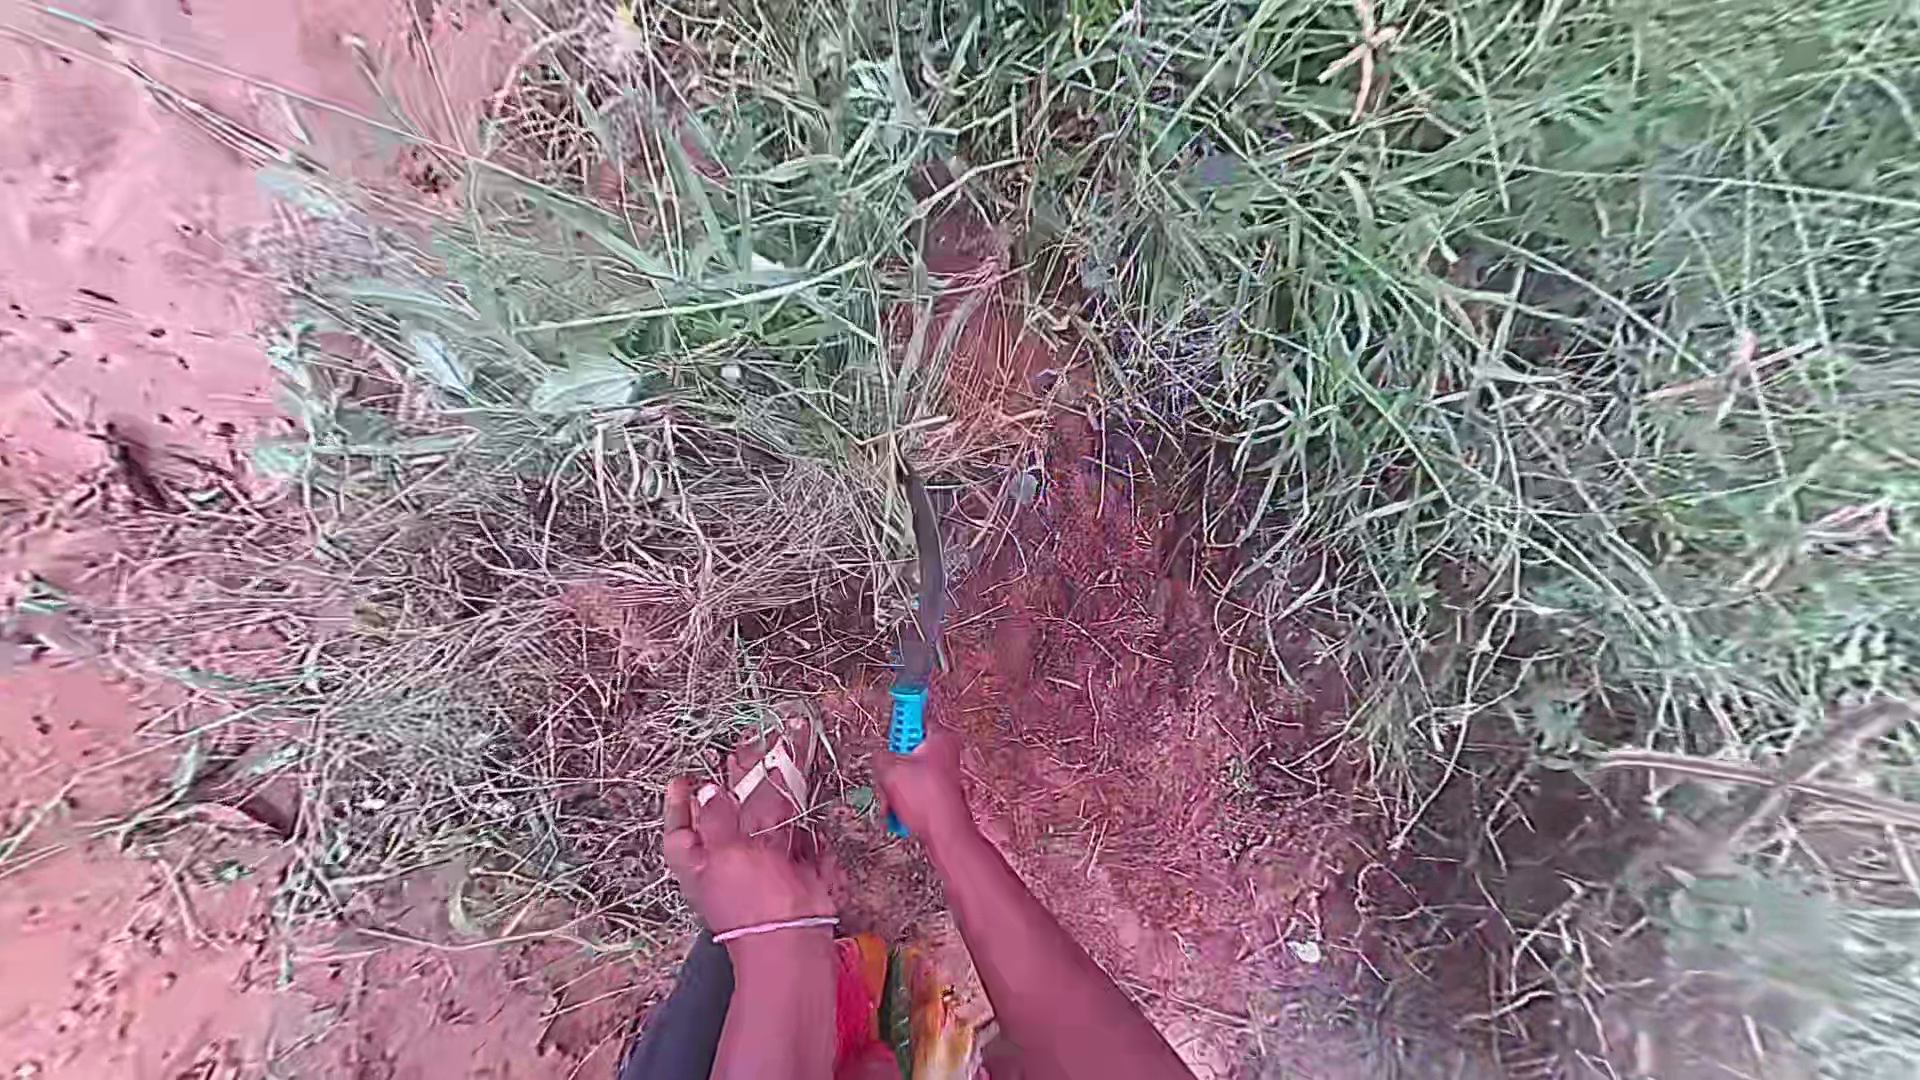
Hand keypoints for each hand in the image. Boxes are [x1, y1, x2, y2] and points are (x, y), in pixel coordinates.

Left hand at [662, 776, 832, 937]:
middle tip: (737, 758)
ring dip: (769, 790)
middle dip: (733, 787)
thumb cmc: (750, 901)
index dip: (679, 805)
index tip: (684, 779)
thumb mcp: (723, 854)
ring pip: (763, 816)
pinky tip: (797, 788)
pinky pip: (792, 830)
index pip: (681, 830)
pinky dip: (795, 811)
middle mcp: (730, 859)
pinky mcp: (792, 860)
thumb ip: (716, 818)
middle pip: (726, 817)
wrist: (793, 933)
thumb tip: (708, 791)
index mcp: (701, 863)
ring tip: (773, 760)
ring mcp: (762, 859)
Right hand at [874, 723, 975, 843]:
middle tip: (888, 776)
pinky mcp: (937, 793)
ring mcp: (942, 773)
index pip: (914, 716)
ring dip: (893, 788)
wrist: (945, 833)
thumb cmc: (928, 800)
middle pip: (905, 749)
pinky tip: (899, 813)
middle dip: (891, 768)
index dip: (898, 721)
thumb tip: (878, 755)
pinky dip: (902, 801)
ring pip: (905, 773)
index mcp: (938, 737)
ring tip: (893, 801)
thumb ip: (880, 756)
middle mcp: (944, 752)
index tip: (893, 712)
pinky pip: (912, 790)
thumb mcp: (890, 770)